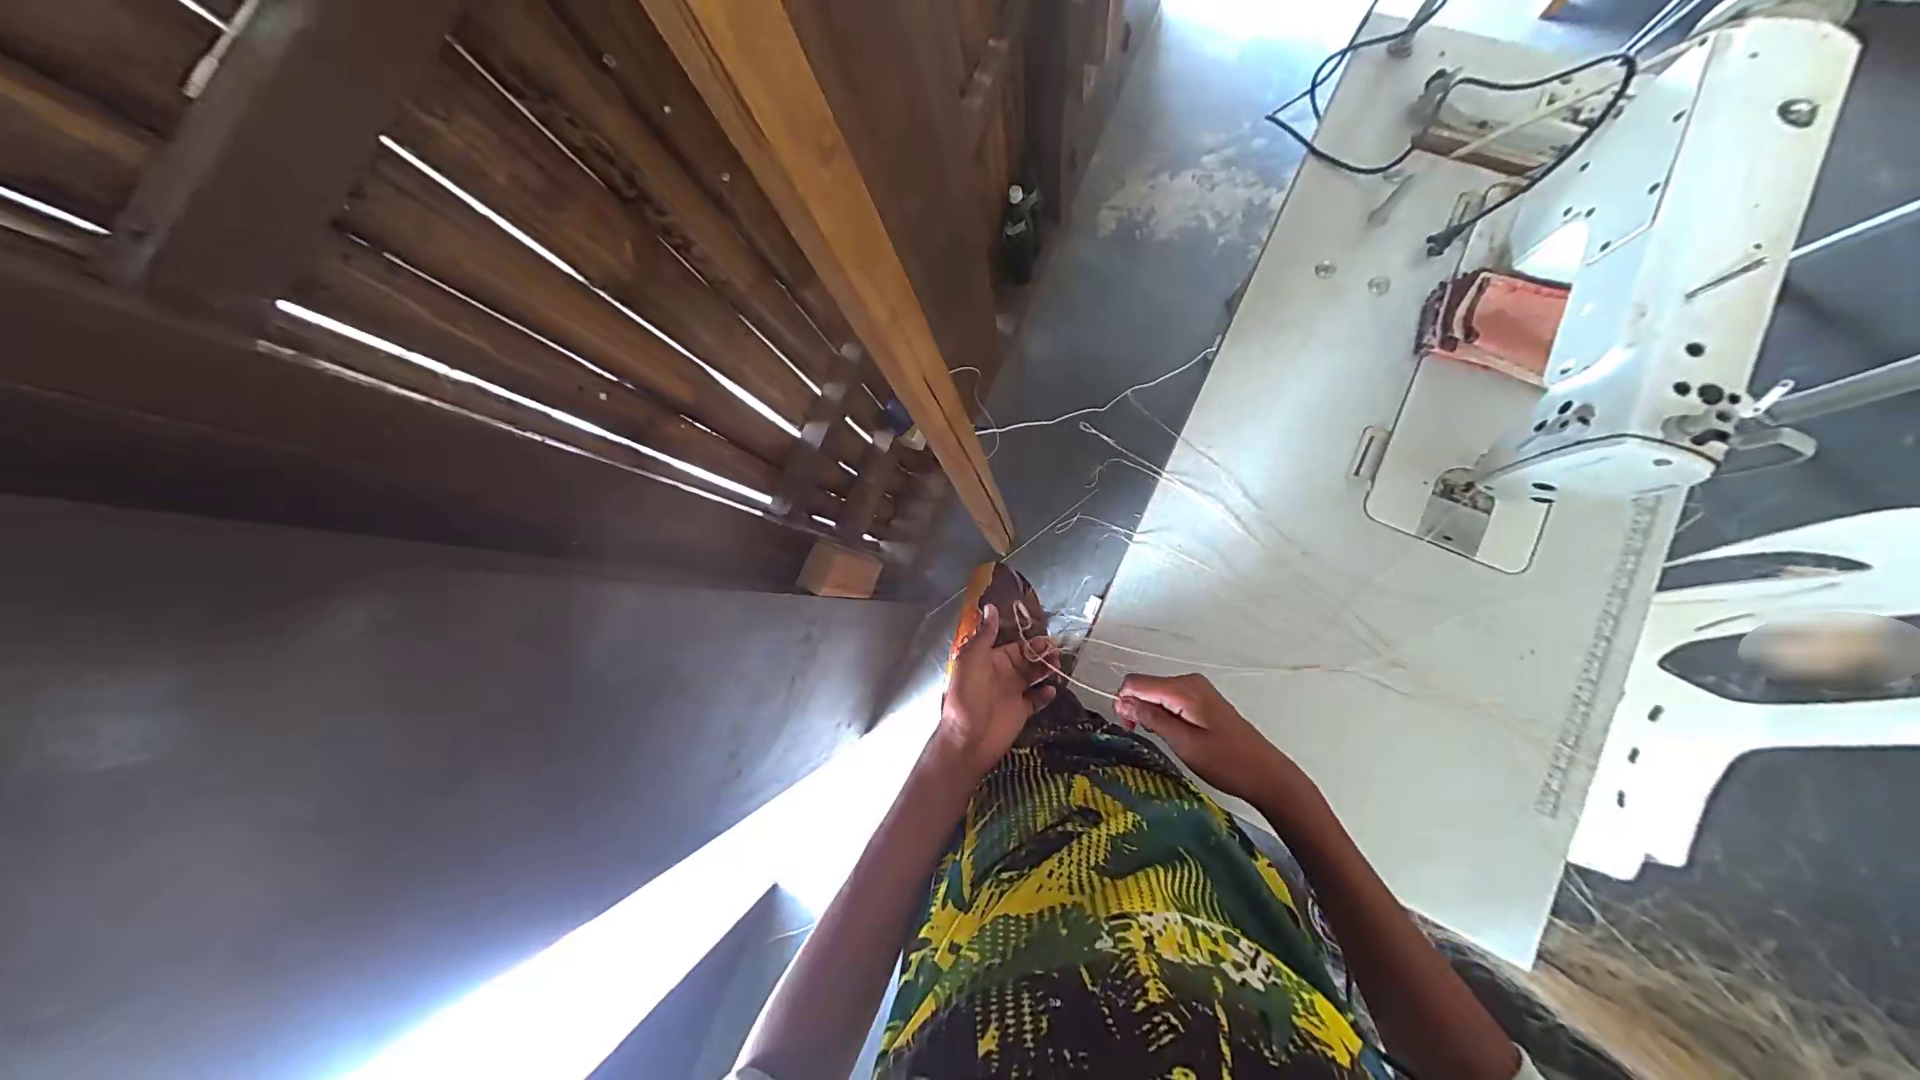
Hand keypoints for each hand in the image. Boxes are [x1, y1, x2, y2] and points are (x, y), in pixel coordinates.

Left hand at [936, 605, 1057, 775]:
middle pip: (1029, 658)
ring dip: (1048, 669)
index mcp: (991, 659)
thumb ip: (984, 635)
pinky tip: (1050, 691)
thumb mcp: (971, 660)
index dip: (1031, 640)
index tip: (1046, 638)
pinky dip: (1046, 694)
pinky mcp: (1021, 710)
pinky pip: (1038, 698)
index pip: (1016, 644)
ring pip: (1036, 675)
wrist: (968, 740)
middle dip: (1043, 653)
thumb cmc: (967, 697)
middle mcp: (1004, 673)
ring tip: (1057, 667)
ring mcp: (1013, 691)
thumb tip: (990, 607)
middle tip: (1055, 653)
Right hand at [1115, 673, 1303, 804]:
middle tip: (1142, 735)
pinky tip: (1173, 734)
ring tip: (1161, 738)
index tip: (1127, 727)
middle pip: (1145, 685)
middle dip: (1135, 707)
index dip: (1124, 702)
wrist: (1267, 775)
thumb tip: (1123, 702)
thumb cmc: (1227, 762)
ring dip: (1149, 712)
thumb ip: (1151, 718)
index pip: (1136, 682)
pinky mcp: (1202, 701)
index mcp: (1184, 689)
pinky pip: (1170, 699)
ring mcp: (1197, 690)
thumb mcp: (1184, 743)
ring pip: (1156, 693)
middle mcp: (1189, 682)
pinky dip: (1163, 714)